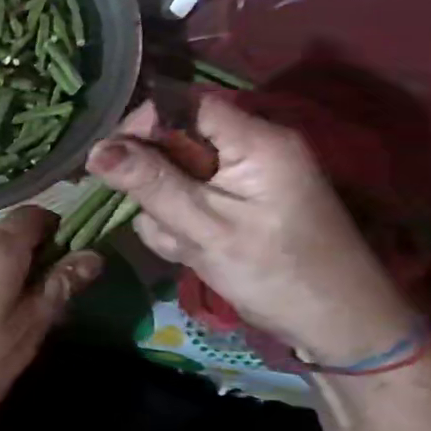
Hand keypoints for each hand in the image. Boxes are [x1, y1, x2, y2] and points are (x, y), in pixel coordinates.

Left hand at [0, 207, 102, 430]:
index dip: (56, 228)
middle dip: (29, 258)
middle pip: (3, 237)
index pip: (31, 215)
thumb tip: (92, 254)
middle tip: (46, 299)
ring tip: (10, 318)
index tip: (70, 258)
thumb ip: (58, 288)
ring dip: (0, 275)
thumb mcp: (27, 333)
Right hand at [85, 94, 413, 364]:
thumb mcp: (204, 228)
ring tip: (186, 244)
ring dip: (162, 210)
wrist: (335, 326)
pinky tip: (192, 250)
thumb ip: (150, 184)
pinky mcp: (234, 203)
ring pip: (171, 176)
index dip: (142, 124)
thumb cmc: (277, 273)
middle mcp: (249, 148)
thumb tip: (96, 150)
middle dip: (152, 180)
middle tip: (157, 218)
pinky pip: (184, 200)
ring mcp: (241, 178)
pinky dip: (176, 225)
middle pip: (173, 142)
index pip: (184, 104)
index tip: (108, 160)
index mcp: (256, 140)